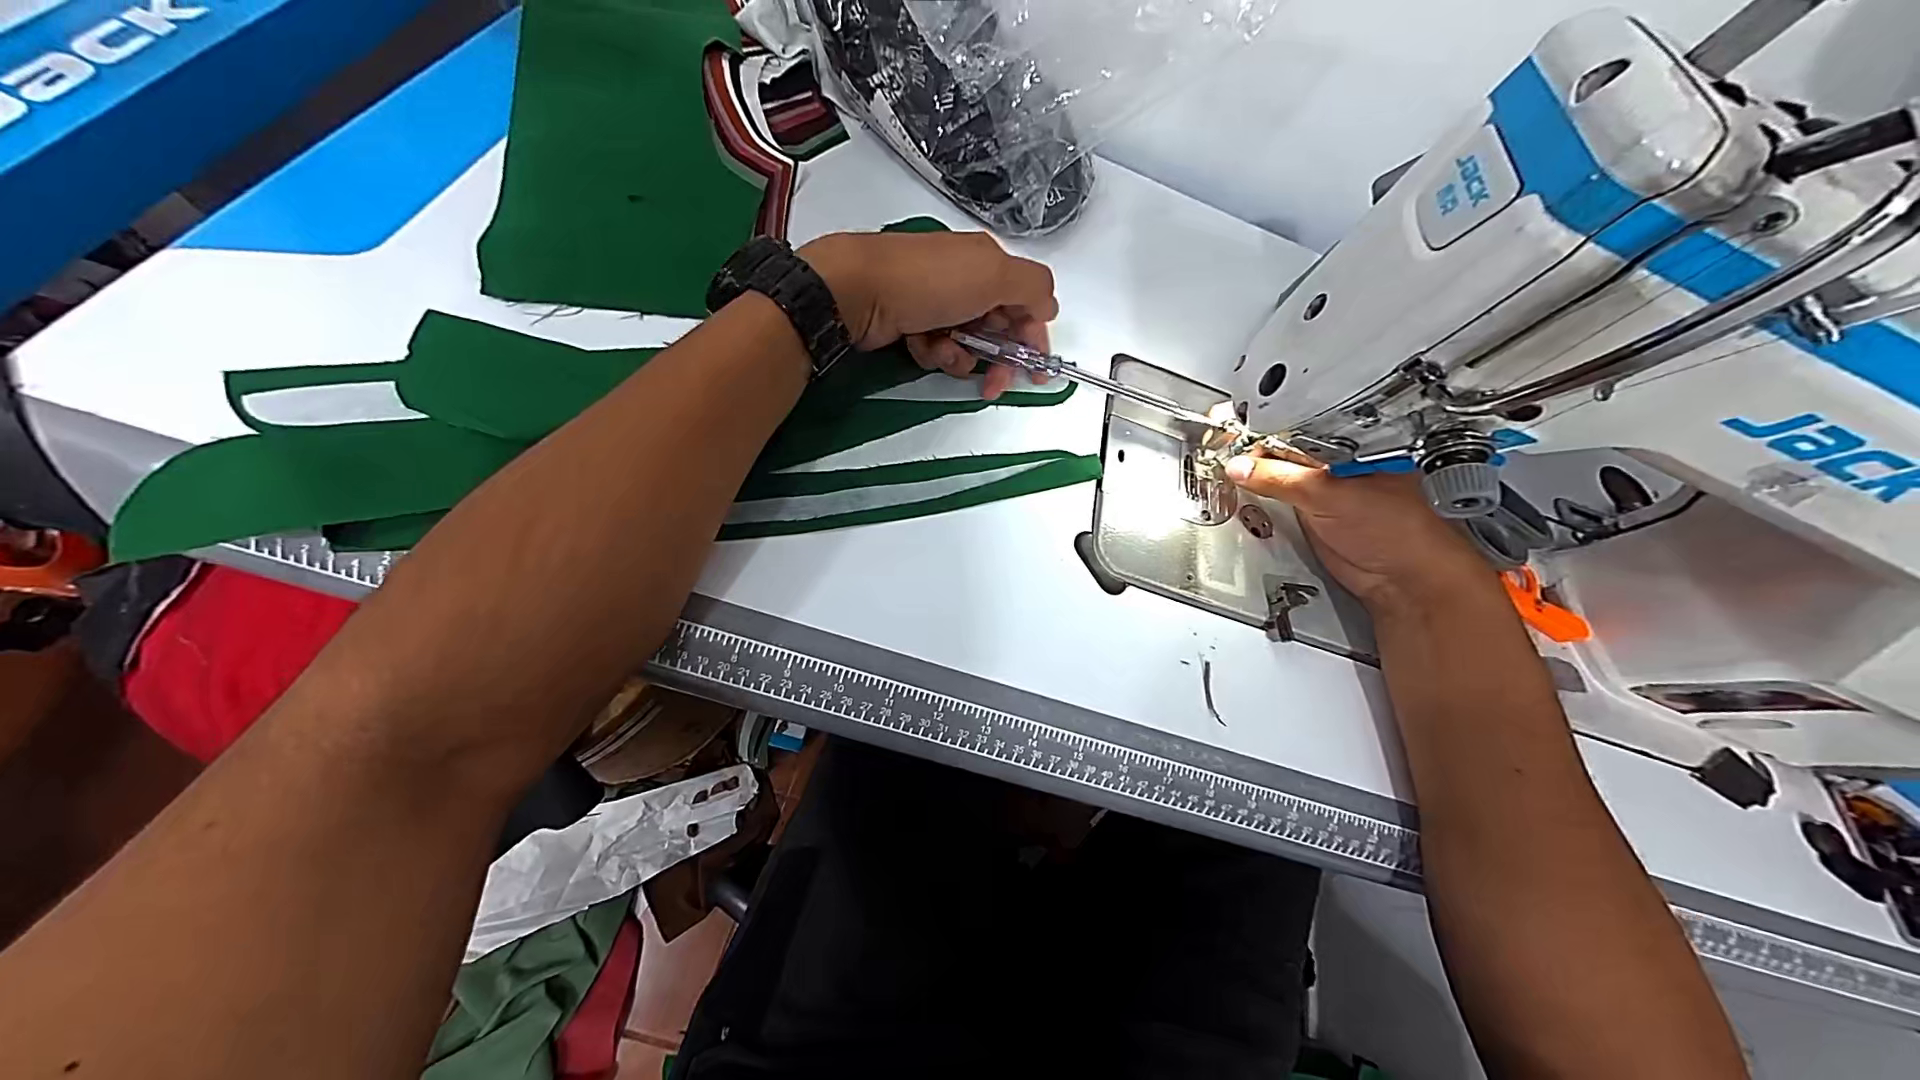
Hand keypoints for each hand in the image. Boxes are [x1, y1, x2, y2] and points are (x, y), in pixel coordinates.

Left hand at [799, 230, 1057, 399]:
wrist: (860, 290)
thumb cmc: (929, 282)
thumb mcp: (994, 275)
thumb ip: (1033, 288)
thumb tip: (1050, 306)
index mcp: (987, 263)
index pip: (1025, 304)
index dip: (1033, 338)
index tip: (1034, 371)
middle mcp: (963, 280)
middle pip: (997, 330)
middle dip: (996, 357)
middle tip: (993, 381)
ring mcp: (935, 303)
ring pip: (967, 344)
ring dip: (960, 356)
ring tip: (942, 350)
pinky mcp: (912, 323)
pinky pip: (937, 348)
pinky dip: (933, 352)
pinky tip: (920, 344)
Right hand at [1225, 451, 1496, 612]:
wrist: (1401, 580)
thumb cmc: (1398, 531)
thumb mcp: (1329, 495)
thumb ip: (1281, 479)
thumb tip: (1241, 467)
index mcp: (1350, 446)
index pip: (1297, 428)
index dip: (1265, 430)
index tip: (1236, 434)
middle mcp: (1335, 465)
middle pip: (1282, 450)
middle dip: (1253, 452)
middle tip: (1224, 451)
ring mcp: (1321, 490)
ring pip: (1277, 475)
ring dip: (1253, 475)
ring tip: (1228, 468)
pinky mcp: (1310, 514)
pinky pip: (1277, 500)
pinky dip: (1259, 497)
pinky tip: (1244, 491)